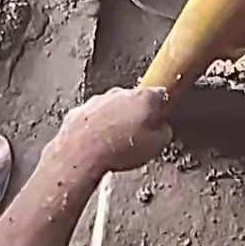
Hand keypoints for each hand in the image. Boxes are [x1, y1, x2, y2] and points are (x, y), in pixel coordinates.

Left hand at [50, 87, 171, 175]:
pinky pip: (93, 116)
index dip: (161, 107)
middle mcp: (121, 92)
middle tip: (137, 135)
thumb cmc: (121, 148)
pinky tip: (96, 144)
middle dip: (136, 113)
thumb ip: (163, 132)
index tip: (160, 118)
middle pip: (134, 99)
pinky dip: (96, 126)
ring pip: (112, 107)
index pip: (160, 94)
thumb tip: (162, 129)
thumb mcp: (156, 146)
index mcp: (144, 98)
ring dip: (115, 119)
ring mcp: (98, 99)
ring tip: (114, 143)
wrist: (81, 153)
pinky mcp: (80, 110)